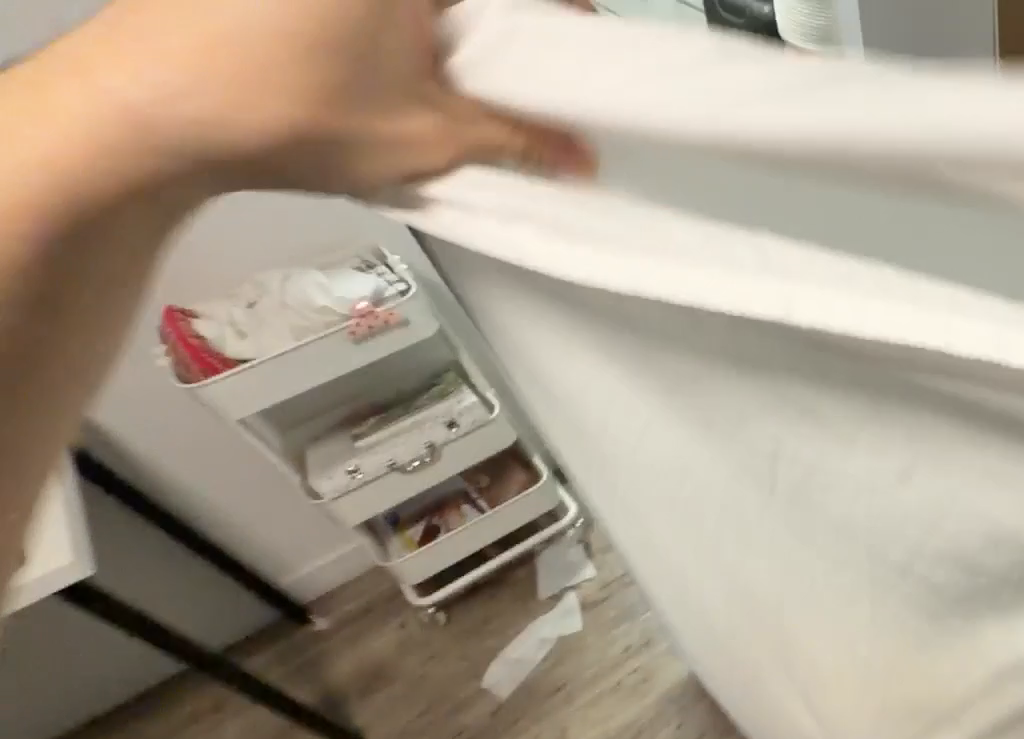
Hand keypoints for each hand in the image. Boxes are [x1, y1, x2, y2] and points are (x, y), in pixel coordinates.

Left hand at [33, 0, 593, 197]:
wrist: (155, 110)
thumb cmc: (284, 110)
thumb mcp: (432, 136)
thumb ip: (520, 142)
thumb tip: (580, 157)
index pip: (518, 0)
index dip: (565, 17)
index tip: (587, 49)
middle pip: (473, 0)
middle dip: (511, 30)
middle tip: (531, 80)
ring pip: (431, 5)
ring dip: (460, 32)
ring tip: (469, 81)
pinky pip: (390, 7)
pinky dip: (413, 27)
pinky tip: (412, 64)